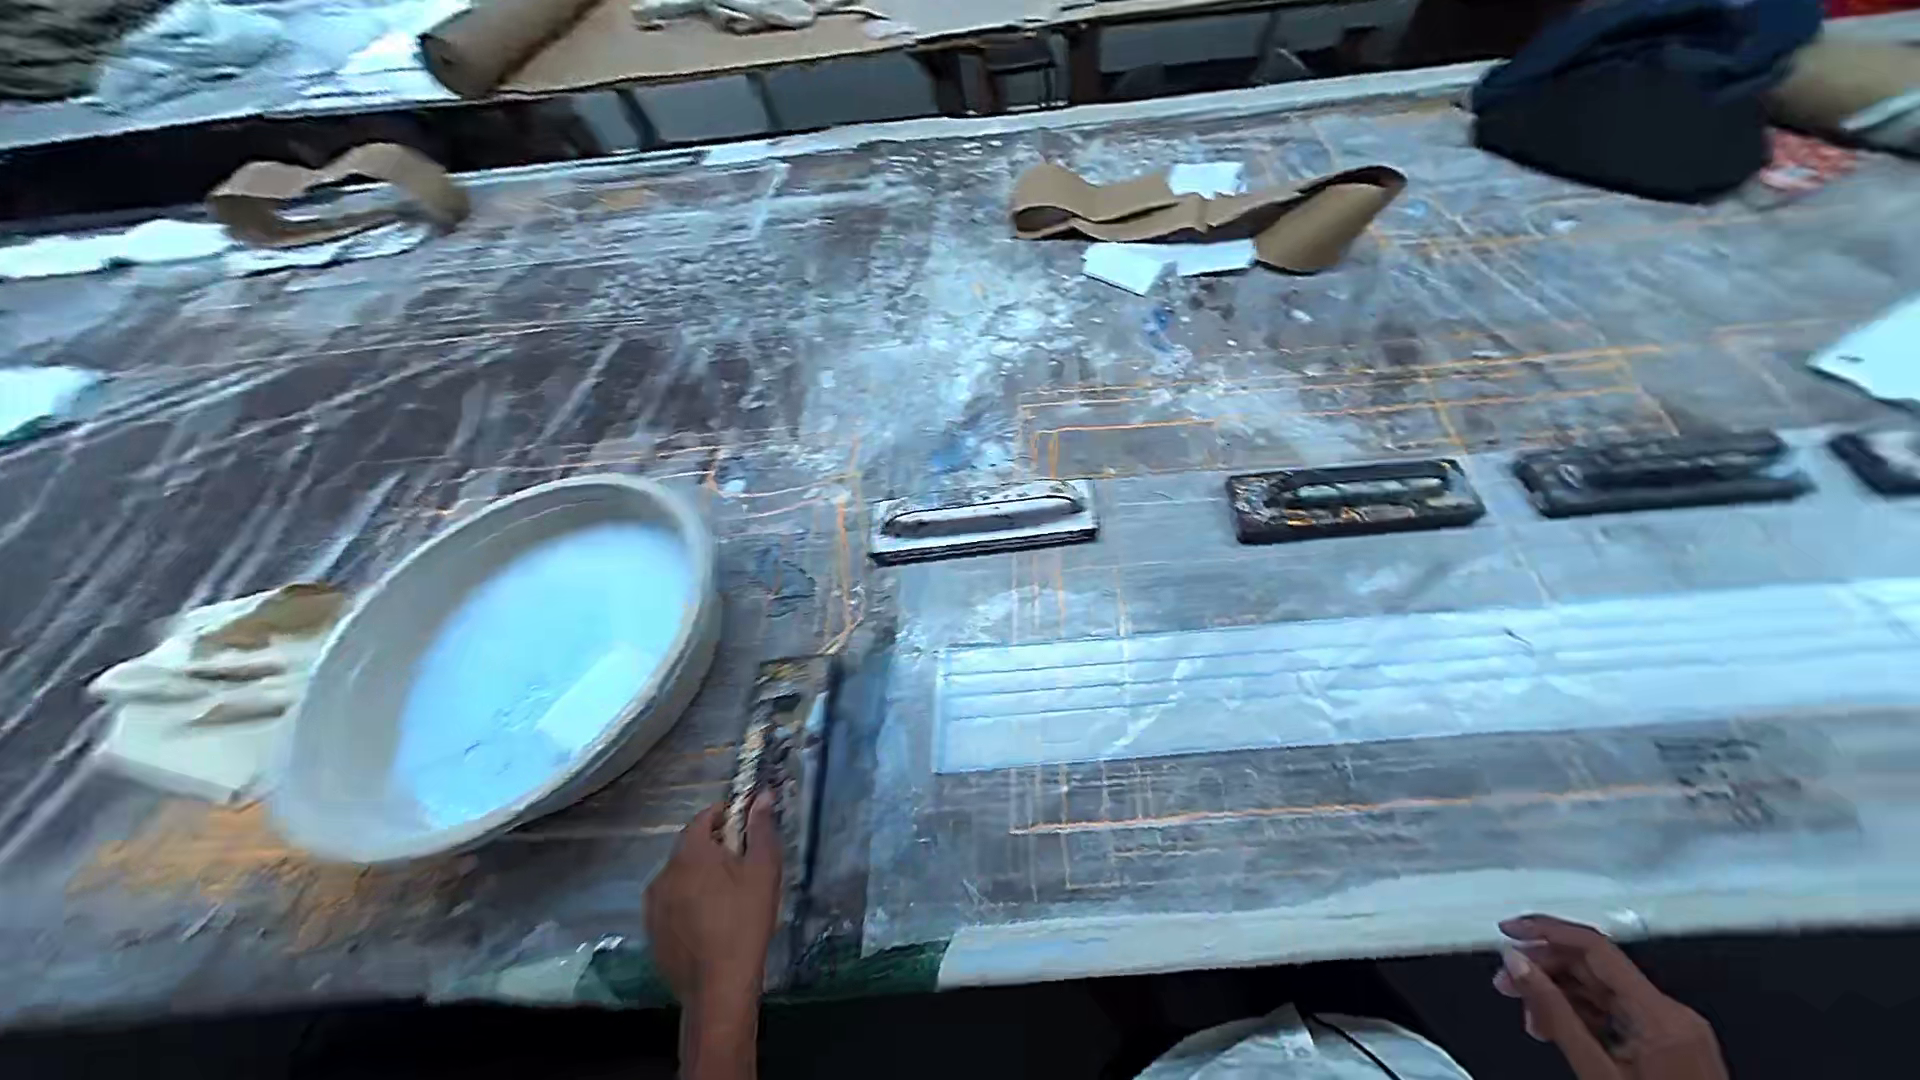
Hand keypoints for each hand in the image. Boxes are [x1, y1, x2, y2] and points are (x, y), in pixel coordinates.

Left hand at [645, 793, 782, 1006]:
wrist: (718, 987)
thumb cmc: (745, 920)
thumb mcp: (763, 868)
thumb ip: (762, 827)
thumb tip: (763, 796)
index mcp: (689, 853)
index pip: (703, 818)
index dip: (724, 815)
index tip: (743, 824)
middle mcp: (663, 874)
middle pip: (689, 847)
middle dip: (713, 846)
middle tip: (741, 860)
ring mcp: (653, 906)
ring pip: (679, 876)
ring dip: (699, 874)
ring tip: (726, 892)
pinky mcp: (652, 932)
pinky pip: (671, 902)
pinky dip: (688, 900)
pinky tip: (709, 919)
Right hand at [1494, 914, 1727, 1079]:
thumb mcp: (1596, 1071)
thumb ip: (1553, 1011)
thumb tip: (1515, 962)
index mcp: (1662, 1017)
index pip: (1594, 948)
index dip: (1545, 930)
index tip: (1508, 931)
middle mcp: (1673, 1015)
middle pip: (1593, 968)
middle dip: (1544, 970)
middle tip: (1507, 982)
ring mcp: (1674, 1030)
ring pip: (1598, 989)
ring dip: (1556, 994)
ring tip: (1531, 1016)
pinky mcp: (1668, 1043)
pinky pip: (1612, 1010)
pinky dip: (1578, 1013)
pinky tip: (1557, 1028)